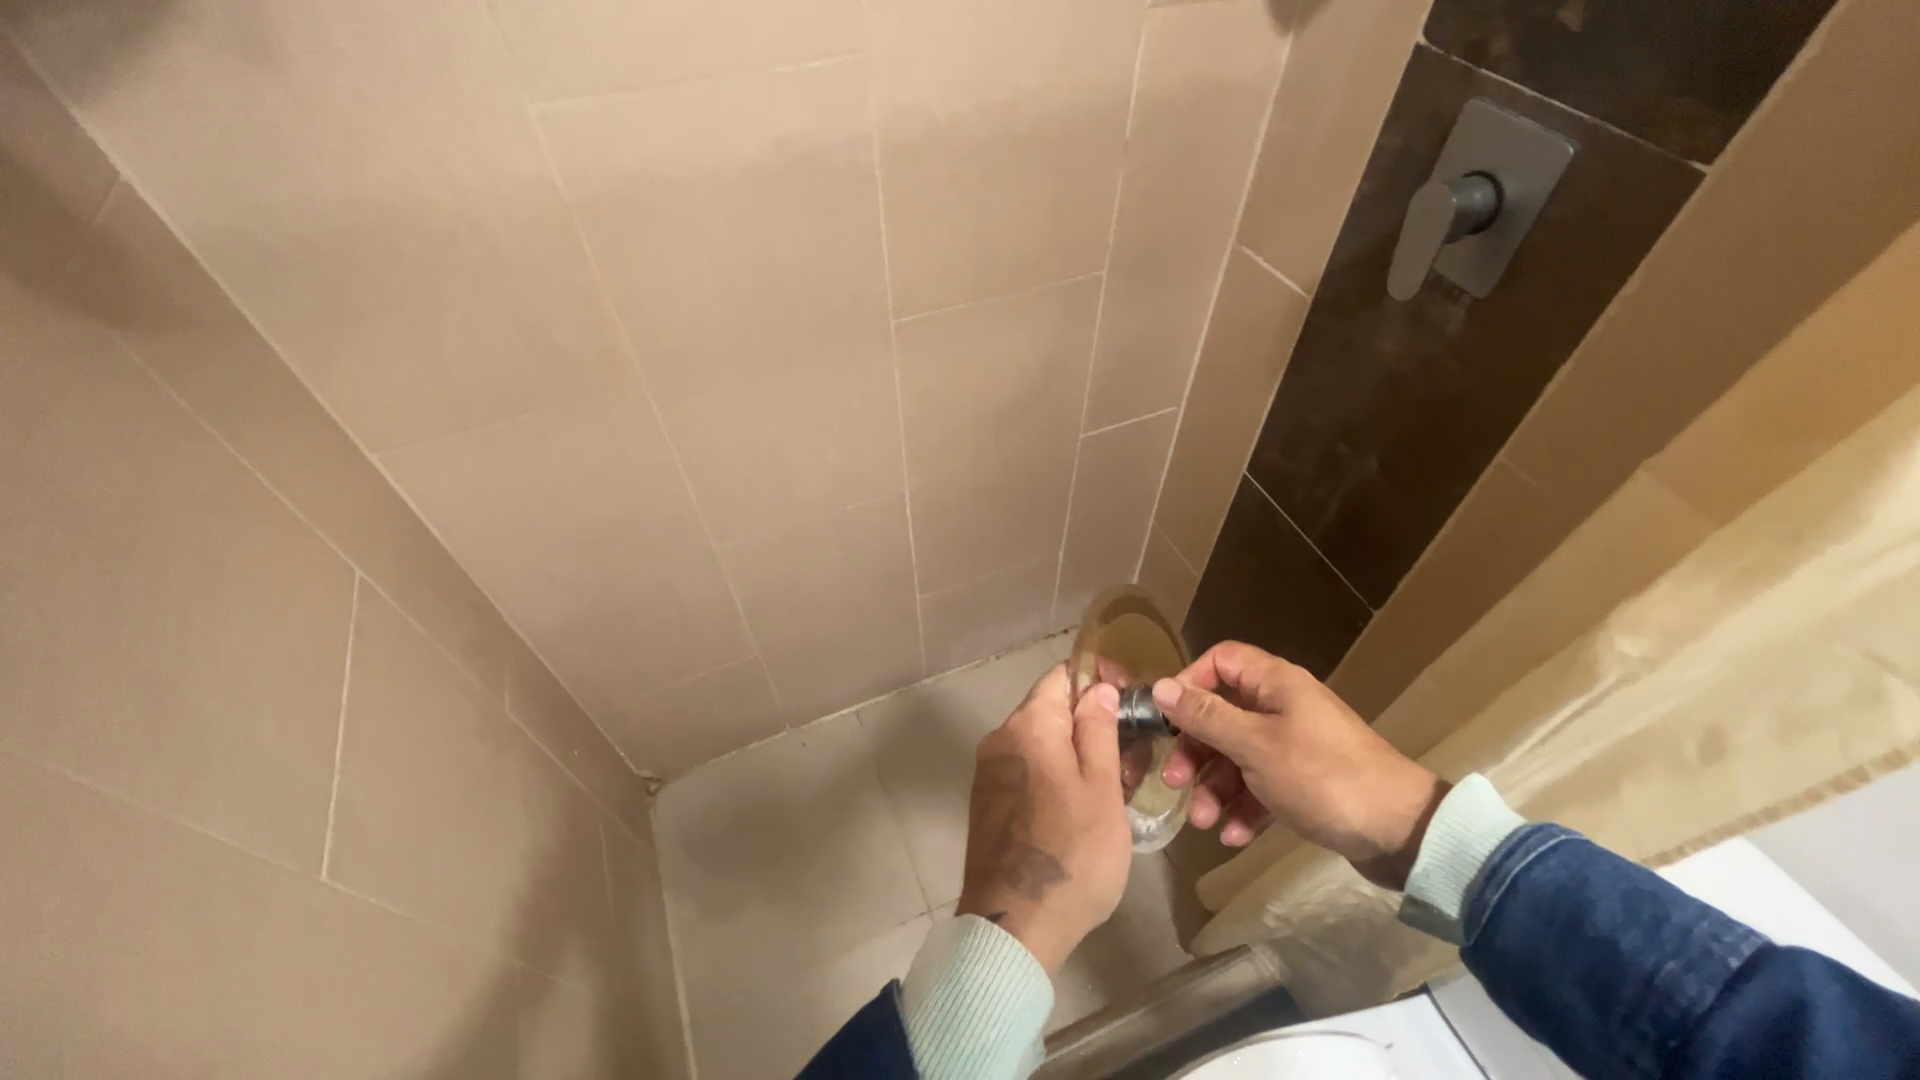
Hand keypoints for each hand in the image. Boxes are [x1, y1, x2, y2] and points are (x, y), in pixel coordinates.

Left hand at [956, 666, 1131, 973]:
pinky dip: (1057, 776)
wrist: (1014, 926)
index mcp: (1027, 726)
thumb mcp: (1101, 789)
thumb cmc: (1072, 855)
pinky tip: (1083, 808)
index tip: (1132, 701)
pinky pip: (1028, 770)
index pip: (1062, 676)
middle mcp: (999, 739)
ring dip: (1078, 753)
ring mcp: (989, 773)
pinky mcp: (988, 803)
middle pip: (1051, 710)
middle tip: (1134, 758)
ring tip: (1117, 787)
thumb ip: (1098, 730)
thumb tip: (1097, 688)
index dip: (1099, 680)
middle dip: (1093, 723)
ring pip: (1041, 743)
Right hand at [1152, 642, 1446, 890]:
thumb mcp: (1255, 745)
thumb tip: (1160, 686)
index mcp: (1275, 684)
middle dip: (1196, 751)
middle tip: (1174, 782)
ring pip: (1238, 756)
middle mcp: (1283, 707)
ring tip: (1204, 822)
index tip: (1167, 718)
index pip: (1221, 660)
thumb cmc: (1322, 776)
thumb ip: (1206, 716)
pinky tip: (1235, 836)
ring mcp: (1295, 746)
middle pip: (1222, 715)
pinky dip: (1244, 808)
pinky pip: (1261, 786)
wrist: (1401, 833)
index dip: (1190, 683)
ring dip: (1215, 788)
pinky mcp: (1305, 782)